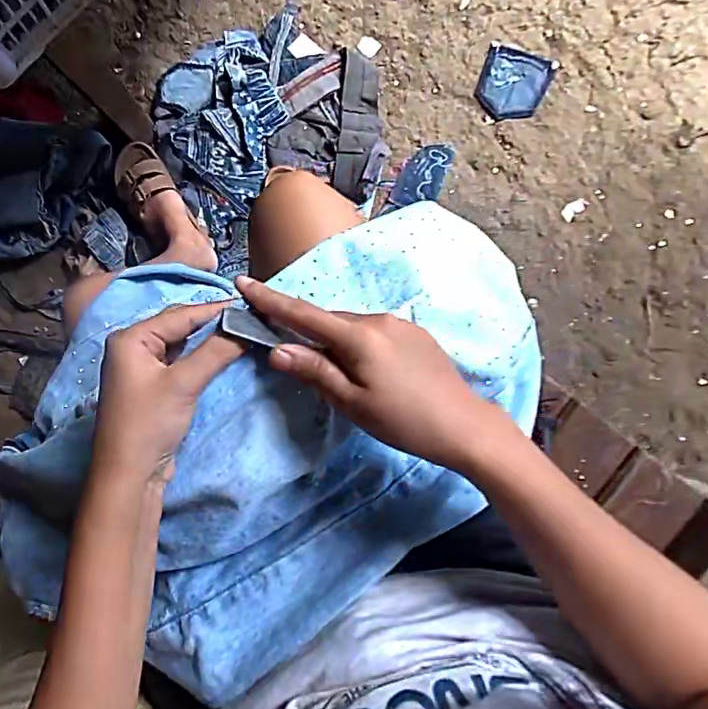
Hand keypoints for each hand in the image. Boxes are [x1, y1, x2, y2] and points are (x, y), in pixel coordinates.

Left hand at [93, 300, 243, 483]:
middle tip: (248, 317)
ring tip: (240, 331)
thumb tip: (245, 326)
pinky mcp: (151, 387)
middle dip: (212, 322)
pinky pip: (179, 362)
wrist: (130, 474)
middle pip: (179, 326)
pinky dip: (199, 357)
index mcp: (131, 338)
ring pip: (180, 344)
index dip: (216, 309)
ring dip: (207, 340)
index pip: (181, 314)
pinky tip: (220, 354)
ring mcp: (140, 368)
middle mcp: (131, 347)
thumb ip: (216, 352)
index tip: (250, 304)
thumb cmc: (149, 423)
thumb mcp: (184, 383)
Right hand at [235, 276, 520, 471]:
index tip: (242, 283)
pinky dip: (358, 344)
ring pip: (352, 327)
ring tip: (339, 375)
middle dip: (306, 332)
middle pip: (328, 320)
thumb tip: (277, 349)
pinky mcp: (415, 333)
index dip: (269, 300)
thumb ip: (315, 371)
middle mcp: (379, 319)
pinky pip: (373, 332)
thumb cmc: (404, 421)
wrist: (465, 425)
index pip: (303, 314)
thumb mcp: (353, 402)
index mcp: (358, 335)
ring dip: (335, 341)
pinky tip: (367, 370)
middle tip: (293, 356)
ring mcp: (400, 324)